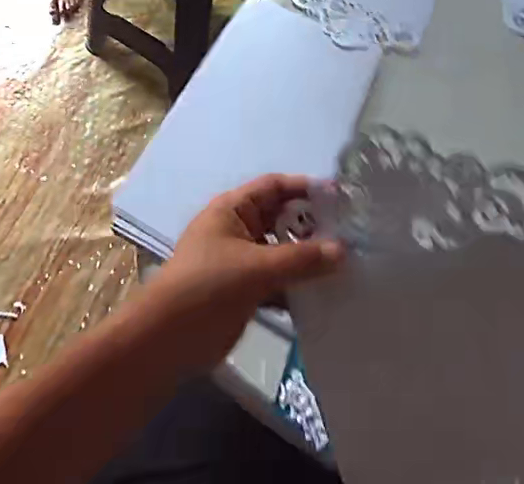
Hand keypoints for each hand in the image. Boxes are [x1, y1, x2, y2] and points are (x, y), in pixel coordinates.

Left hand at [139, 175, 343, 375]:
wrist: (170, 336)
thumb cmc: (208, 286)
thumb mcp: (256, 267)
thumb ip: (300, 258)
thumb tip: (343, 250)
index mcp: (232, 209)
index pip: (273, 187)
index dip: (304, 188)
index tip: (341, 197)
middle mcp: (237, 229)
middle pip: (280, 218)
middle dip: (312, 226)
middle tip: (354, 236)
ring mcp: (240, 260)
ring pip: (281, 251)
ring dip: (308, 259)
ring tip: (349, 267)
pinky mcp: (244, 290)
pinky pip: (278, 279)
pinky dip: (298, 285)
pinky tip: (326, 297)